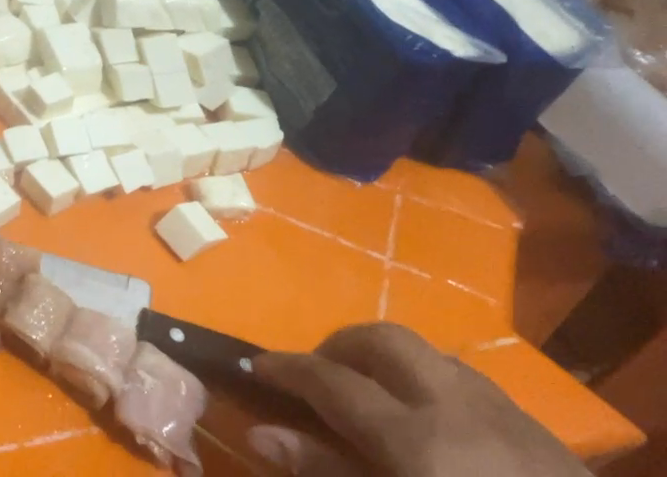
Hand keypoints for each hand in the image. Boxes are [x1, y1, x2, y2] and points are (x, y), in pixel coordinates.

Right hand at [249, 324, 588, 476]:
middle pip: (382, 339)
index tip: (256, 367)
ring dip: (390, 362)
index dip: (286, 367)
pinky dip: (437, 385)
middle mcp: (457, 407)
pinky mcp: (545, 434)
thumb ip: (328, 470)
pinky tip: (436, 423)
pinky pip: (474, 384)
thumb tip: (259, 433)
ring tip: (375, 396)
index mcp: (414, 435)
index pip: (329, 378)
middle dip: (341, 346)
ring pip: (432, 355)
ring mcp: (507, 415)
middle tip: (318, 376)